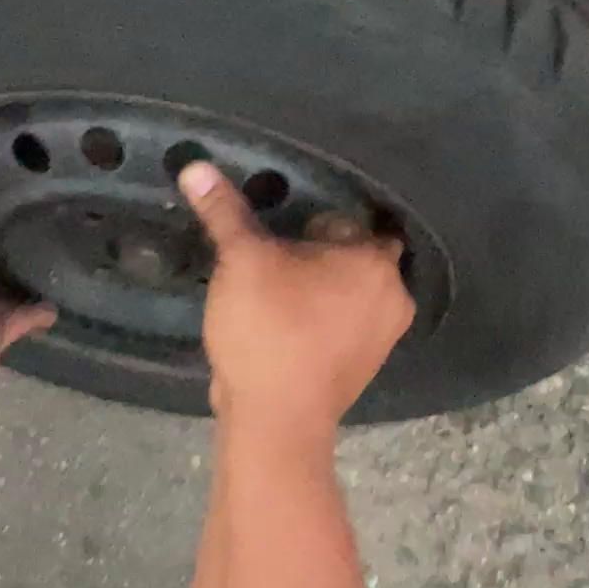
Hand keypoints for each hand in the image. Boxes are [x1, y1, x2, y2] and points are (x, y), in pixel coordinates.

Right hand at [180, 162, 413, 434]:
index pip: (348, 217)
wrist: (275, 420)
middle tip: (273, 250)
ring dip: (319, 284)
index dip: (310, 218)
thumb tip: (196, 167)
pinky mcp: (362, 366)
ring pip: (349, 291)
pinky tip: (284, 318)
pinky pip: (344, 323)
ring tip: (276, 283)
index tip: (277, 225)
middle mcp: (392, 295)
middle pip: (352, 253)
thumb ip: (223, 211)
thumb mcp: (240, 259)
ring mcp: (382, 336)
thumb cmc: (268, 327)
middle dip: (316, 250)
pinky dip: (320, 316)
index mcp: (374, 261)